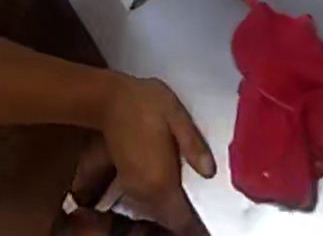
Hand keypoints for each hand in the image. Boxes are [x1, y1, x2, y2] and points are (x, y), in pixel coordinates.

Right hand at [100, 76, 214, 234]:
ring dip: (168, 205)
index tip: (204, 217)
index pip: (180, 218)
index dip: (193, 223)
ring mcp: (132, 186)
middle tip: (196, 200)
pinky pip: (144, 200)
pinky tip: (164, 178)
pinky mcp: (125, 179)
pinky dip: (157, 196)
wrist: (112, 100)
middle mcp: (144, 190)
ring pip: (155, 210)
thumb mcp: (176, 114)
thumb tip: (210, 171)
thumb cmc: (145, 103)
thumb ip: (193, 143)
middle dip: (182, 213)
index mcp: (160, 179)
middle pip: (168, 217)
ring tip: (181, 188)